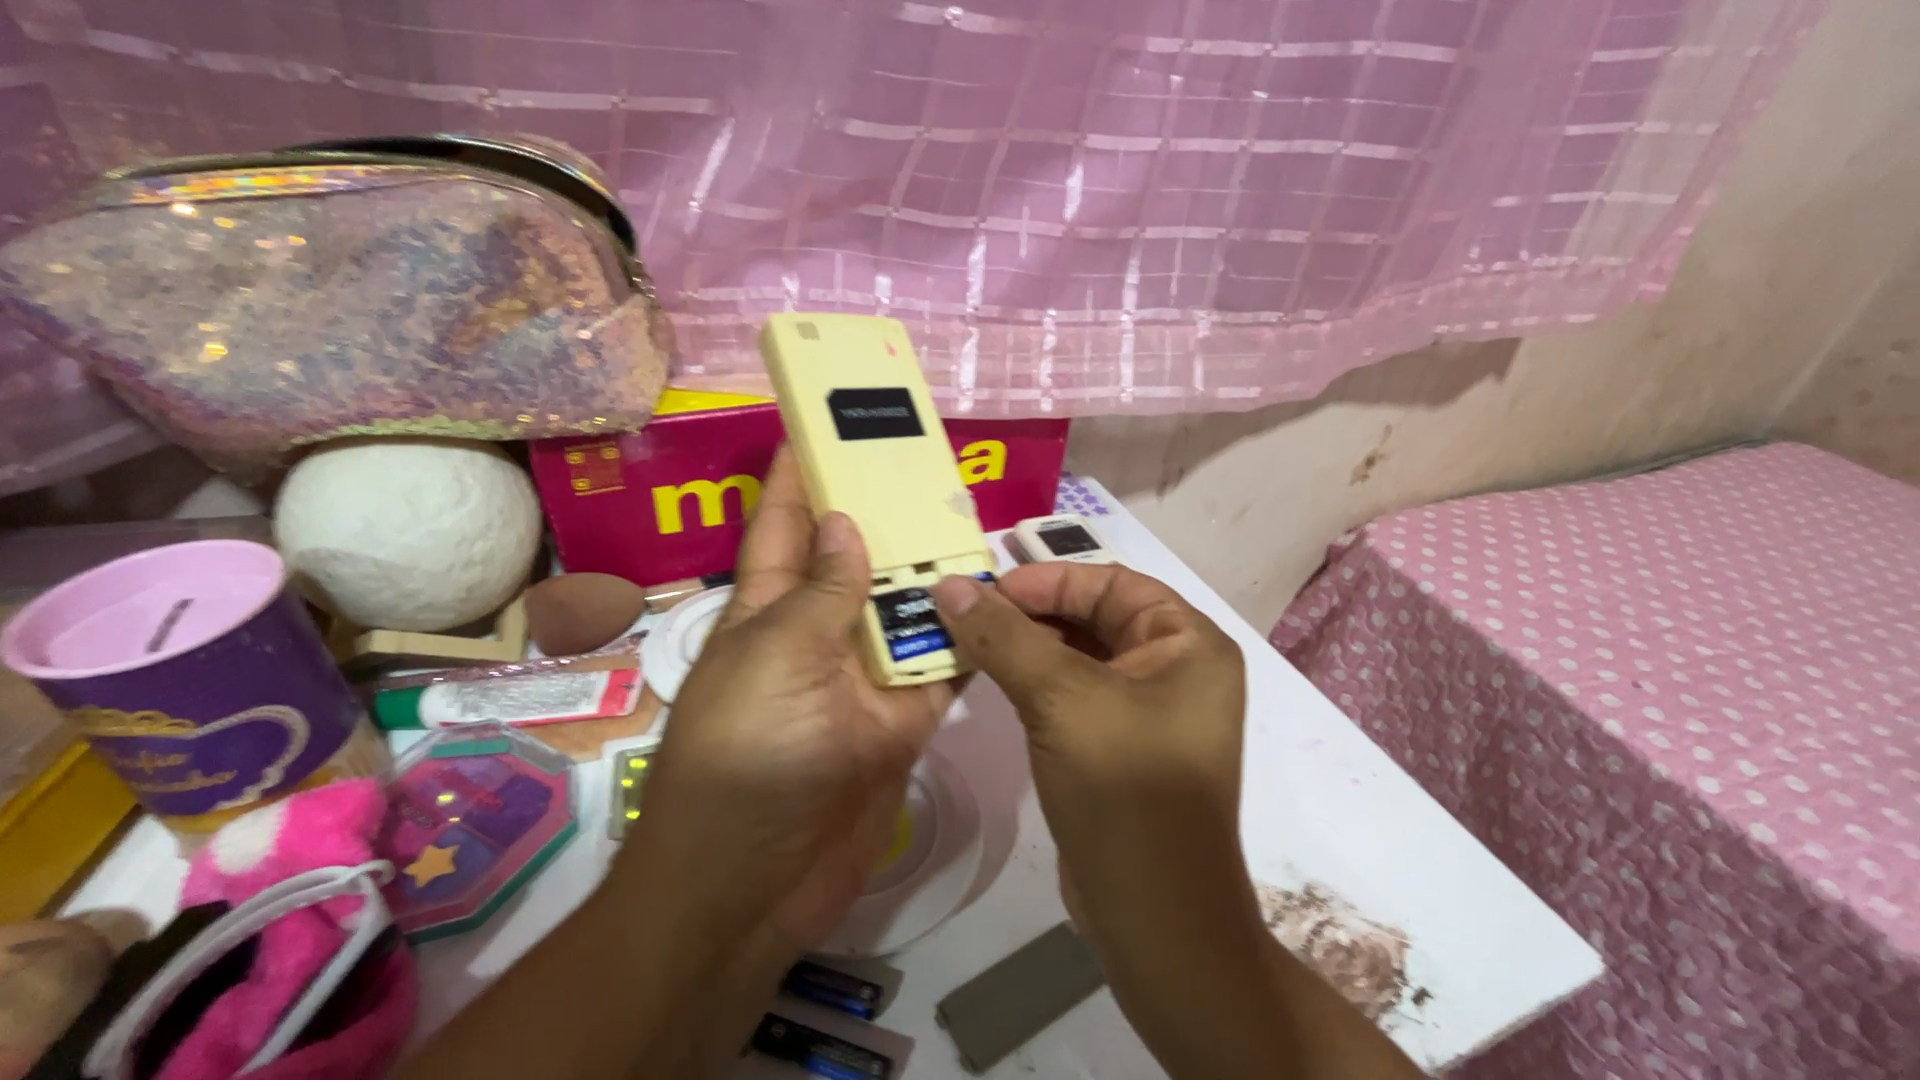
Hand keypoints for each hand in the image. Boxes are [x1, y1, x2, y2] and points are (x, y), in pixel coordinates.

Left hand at [624, 445, 955, 949]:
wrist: (757, 882)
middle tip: (933, 464)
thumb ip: (823, 592)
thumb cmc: (746, 754)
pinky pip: (940, 670)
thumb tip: (845, 521)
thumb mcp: (776, 657)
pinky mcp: (901, 723)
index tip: (823, 421)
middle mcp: (817, 636)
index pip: (783, 527)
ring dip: (936, 573)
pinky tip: (1001, 600)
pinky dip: (967, 638)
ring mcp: (861, 681)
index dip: (797, 475)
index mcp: (768, 611)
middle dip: (886, 515)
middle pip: (855, 562)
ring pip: (905, 612)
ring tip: (979, 519)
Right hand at [928, 563, 1246, 906]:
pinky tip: (996, 684)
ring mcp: (1151, 714)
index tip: (985, 591)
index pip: (1112, 583)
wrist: (1154, 914)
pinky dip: (1036, 684)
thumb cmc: (1123, 786)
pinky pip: (1076, 697)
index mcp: (1188, 643)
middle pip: (1095, 617)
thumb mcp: (1061, 698)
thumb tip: (948, 586)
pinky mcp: (1122, 750)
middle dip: (1032, 613)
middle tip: (967, 617)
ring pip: (1081, 659)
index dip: (1047, 580)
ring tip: (970, 645)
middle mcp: (1177, 671)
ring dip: (1028, 648)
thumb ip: (1004, 637)